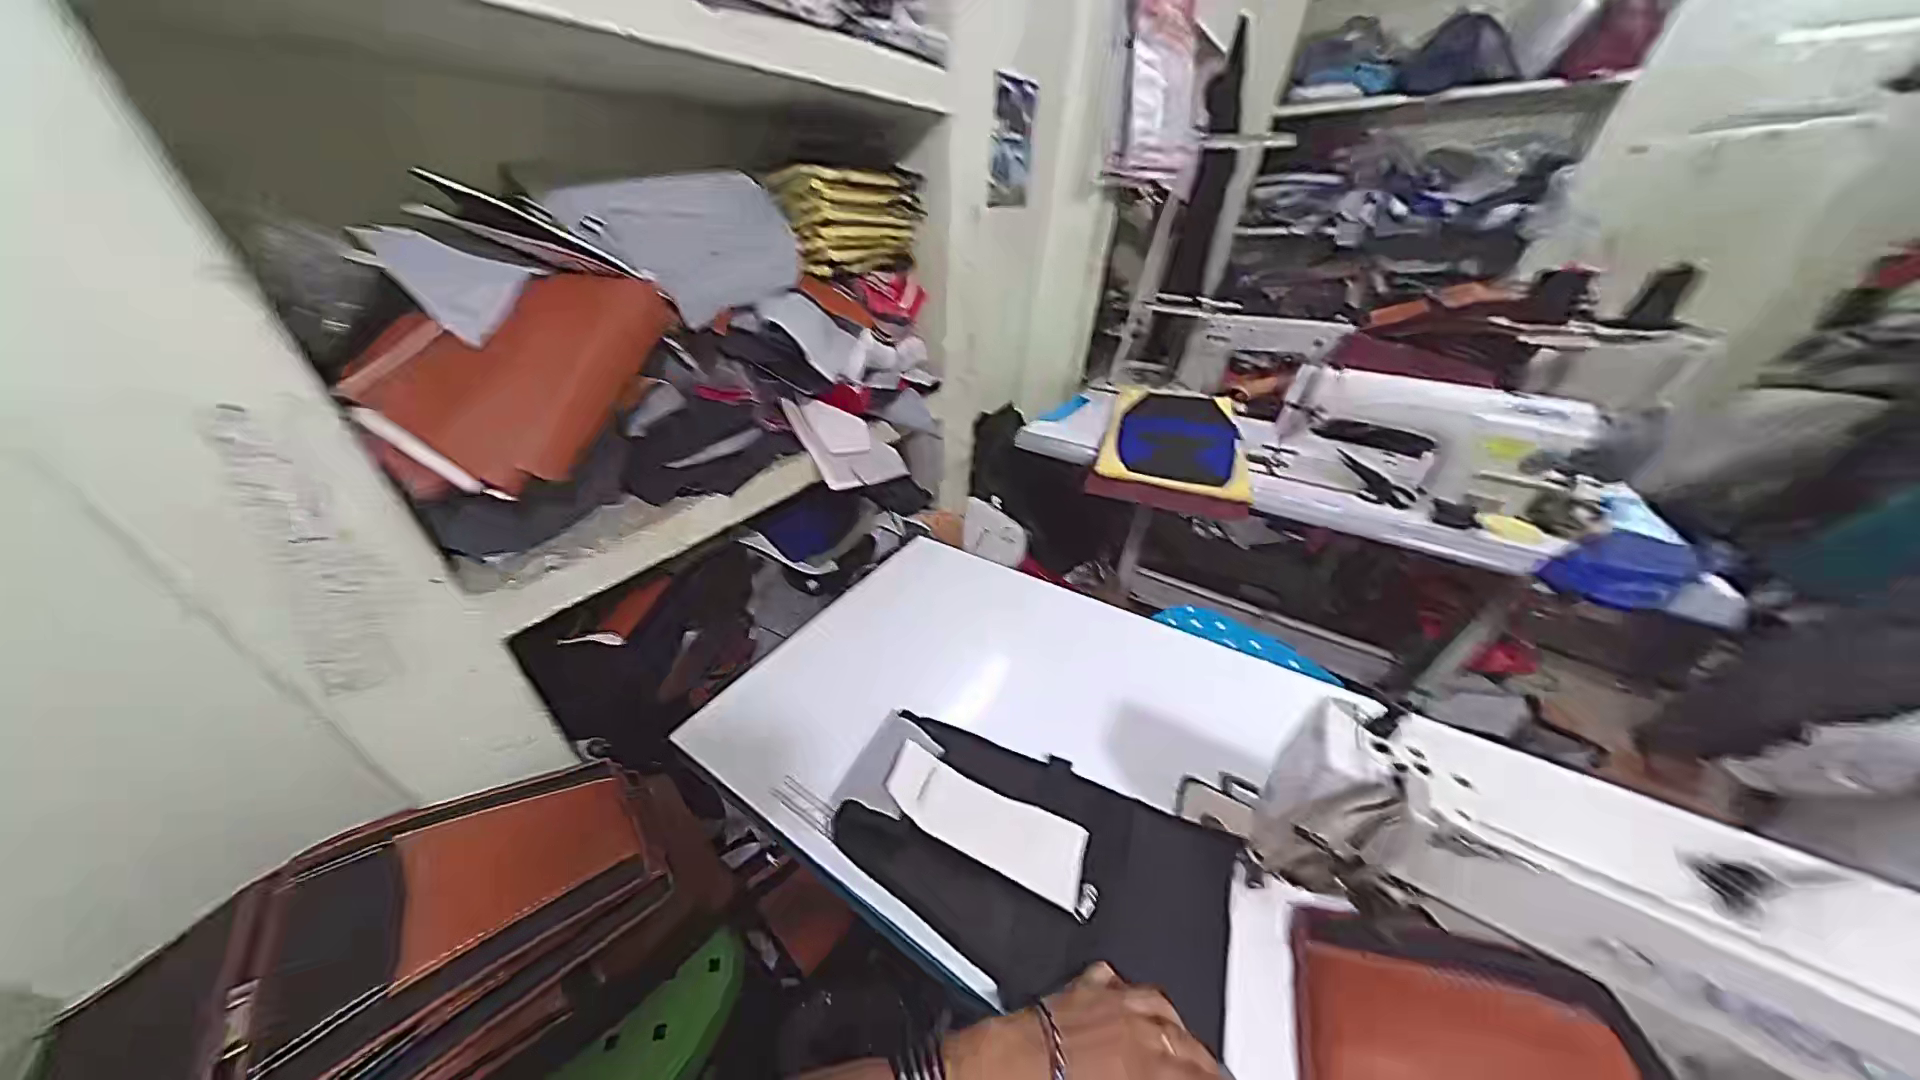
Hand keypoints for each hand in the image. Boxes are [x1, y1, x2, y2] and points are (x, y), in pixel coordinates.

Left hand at [945, 964, 1221, 1079]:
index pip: (1198, 1072)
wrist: (999, 1072)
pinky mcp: (1083, 985)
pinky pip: (1121, 982)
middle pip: (1188, 1044)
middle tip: (1206, 1072)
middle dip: (1201, 1062)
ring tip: (1183, 1045)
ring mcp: (1109, 1000)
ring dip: (1176, 1027)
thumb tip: (1161, 1077)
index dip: (1211, 1077)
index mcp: (1145, 1065)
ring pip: (1161, 1005)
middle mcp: (1134, 1026)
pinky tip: (1136, 1006)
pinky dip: (1134, 996)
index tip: (1215, 1079)